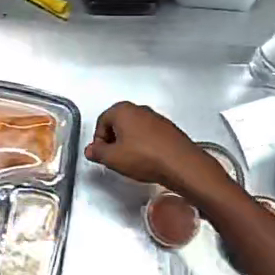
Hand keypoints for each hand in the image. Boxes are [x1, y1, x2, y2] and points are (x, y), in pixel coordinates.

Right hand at [86, 102, 234, 201]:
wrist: (182, 166)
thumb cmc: (146, 158)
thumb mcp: (113, 158)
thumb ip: (97, 152)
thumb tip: (91, 150)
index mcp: (122, 110)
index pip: (101, 122)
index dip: (98, 140)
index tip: (102, 154)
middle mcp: (139, 109)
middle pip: (118, 123)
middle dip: (114, 140)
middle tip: (114, 158)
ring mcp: (156, 118)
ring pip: (134, 129)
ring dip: (130, 142)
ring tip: (132, 161)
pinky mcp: (170, 130)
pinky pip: (150, 135)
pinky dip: (145, 145)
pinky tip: (148, 160)